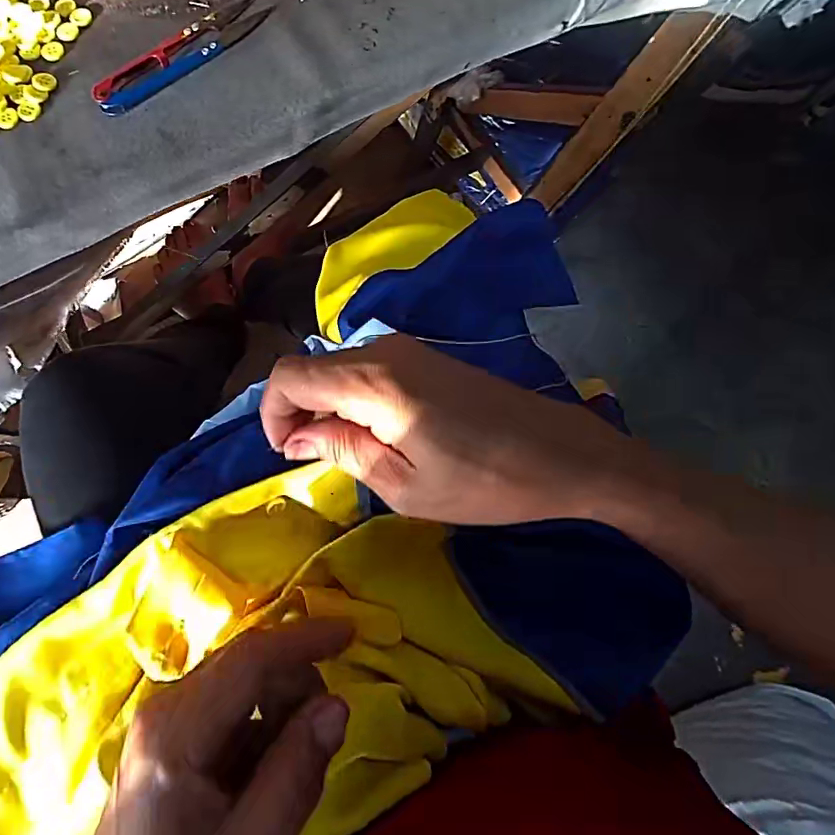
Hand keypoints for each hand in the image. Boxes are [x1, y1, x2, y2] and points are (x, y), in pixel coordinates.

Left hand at [93, 619, 353, 834]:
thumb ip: (293, 778)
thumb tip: (337, 706)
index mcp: (175, 731)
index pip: (251, 657)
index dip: (305, 639)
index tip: (352, 633)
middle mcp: (163, 711)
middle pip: (249, 665)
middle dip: (297, 686)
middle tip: (322, 735)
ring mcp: (161, 725)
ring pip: (243, 685)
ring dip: (281, 710)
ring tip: (290, 768)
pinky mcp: (165, 743)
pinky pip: (229, 712)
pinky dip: (260, 730)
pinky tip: (262, 778)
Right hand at [258, 334, 650, 525]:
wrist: (562, 452)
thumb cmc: (485, 480)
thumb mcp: (404, 484)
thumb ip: (342, 449)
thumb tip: (296, 434)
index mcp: (373, 380)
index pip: (288, 375)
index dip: (271, 413)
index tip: (286, 454)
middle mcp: (386, 350)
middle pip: (313, 368)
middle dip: (298, 412)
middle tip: (316, 461)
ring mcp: (412, 350)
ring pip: (341, 369)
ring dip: (329, 408)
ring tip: (351, 455)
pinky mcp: (432, 359)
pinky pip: (372, 371)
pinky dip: (358, 400)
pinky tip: (382, 436)